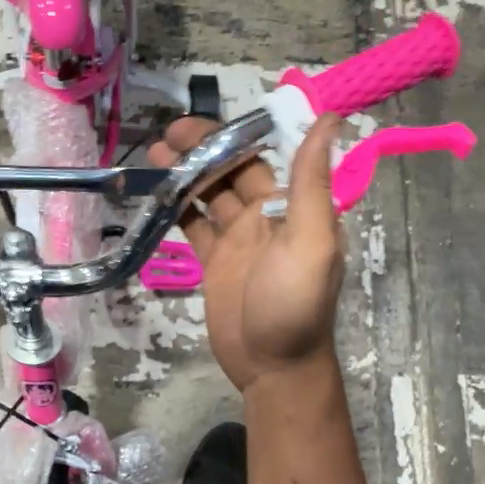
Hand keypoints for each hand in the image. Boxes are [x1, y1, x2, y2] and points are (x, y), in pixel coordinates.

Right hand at [148, 113, 344, 392]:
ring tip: (154, 154)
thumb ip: (312, 181)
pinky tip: (156, 191)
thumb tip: (330, 118)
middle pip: (232, 169)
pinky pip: (195, 226)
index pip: (265, 154)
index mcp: (294, 206)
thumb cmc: (295, 304)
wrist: (274, 365)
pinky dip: (177, 207)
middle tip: (168, 133)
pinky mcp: (216, 262)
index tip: (206, 118)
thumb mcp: (311, 240)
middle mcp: (267, 216)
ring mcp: (239, 240)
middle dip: (203, 148)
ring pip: (210, 193)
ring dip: (186, 172)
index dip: (238, 132)